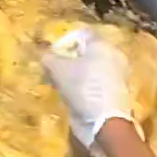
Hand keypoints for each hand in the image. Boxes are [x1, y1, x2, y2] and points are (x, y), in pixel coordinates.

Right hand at [40, 24, 134, 153]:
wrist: (105, 122)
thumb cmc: (82, 87)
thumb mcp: (57, 69)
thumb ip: (47, 56)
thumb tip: (41, 52)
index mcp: (102, 46)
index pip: (81, 34)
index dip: (63, 41)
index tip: (51, 54)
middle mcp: (113, 57)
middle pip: (85, 52)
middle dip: (67, 60)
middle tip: (52, 70)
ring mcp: (116, 77)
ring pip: (89, 69)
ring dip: (73, 75)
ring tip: (58, 85)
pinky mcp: (114, 94)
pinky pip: (94, 83)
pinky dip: (82, 87)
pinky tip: (70, 96)